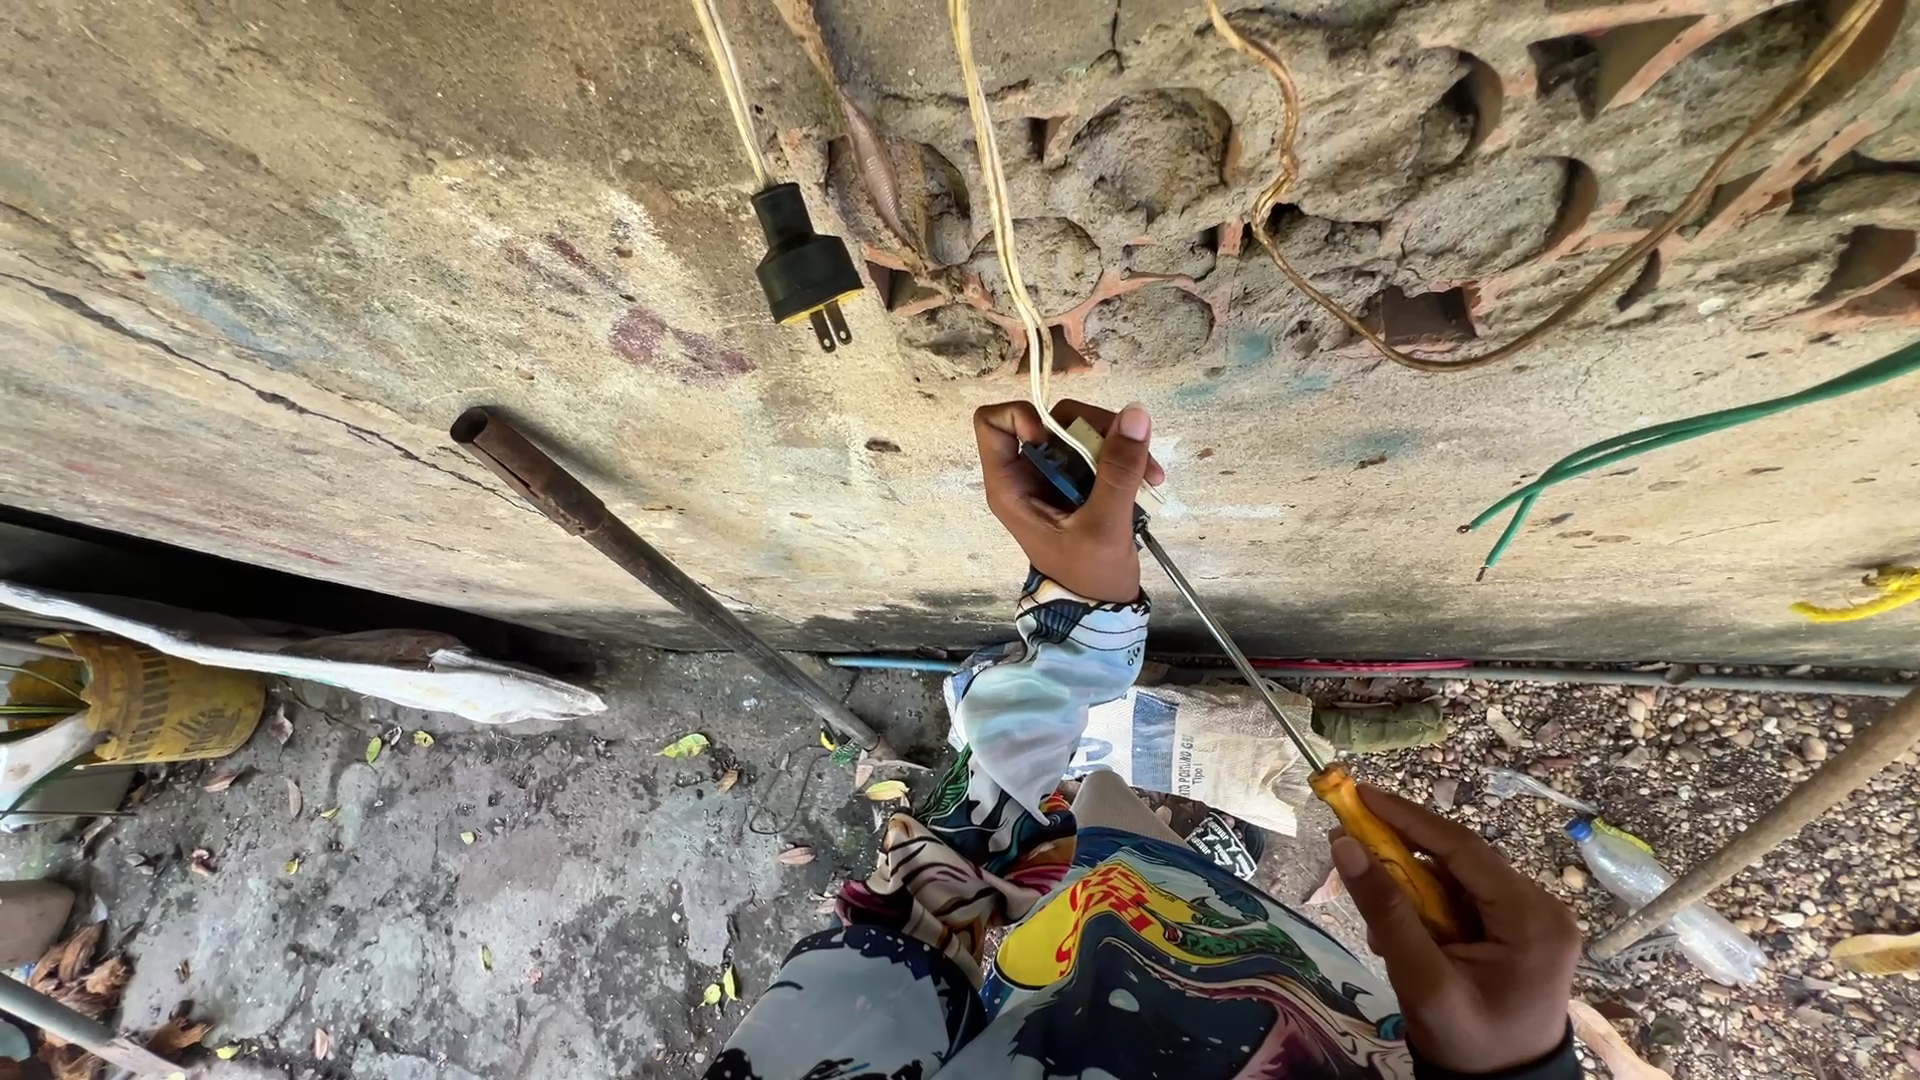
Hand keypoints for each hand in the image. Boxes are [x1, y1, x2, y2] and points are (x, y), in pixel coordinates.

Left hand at [972, 399, 1163, 603]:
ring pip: (1081, 430)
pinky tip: (1151, 480)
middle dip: (1095, 429)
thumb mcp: (1104, 526)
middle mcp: (1028, 473)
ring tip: (1152, 476)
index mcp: (1010, 486)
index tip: (1057, 439)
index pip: (992, 423)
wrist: (1103, 605)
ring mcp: (1055, 474)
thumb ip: (1118, 472)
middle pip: (1051, 419)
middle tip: (1132, 452)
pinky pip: (1100, 448)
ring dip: (1121, 444)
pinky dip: (1127, 456)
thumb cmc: (1089, 575)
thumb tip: (1135, 414)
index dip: (1022, 416)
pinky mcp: (1079, 479)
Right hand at [1331, 785, 1578, 1074]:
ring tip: (1378, 919)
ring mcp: (1530, 917)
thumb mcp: (1422, 979)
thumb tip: (1342, 843)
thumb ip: (1384, 910)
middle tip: (1348, 842)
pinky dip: (1422, 901)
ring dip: (1407, 883)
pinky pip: (1457, 893)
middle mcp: (1540, 907)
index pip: (1461, 847)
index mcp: (1532, 919)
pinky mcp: (1516, 927)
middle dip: (1399, 851)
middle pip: (1456, 856)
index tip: (1358, 793)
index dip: (1406, 816)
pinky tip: (1401, 929)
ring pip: (1451, 873)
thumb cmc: (1469, 1040)